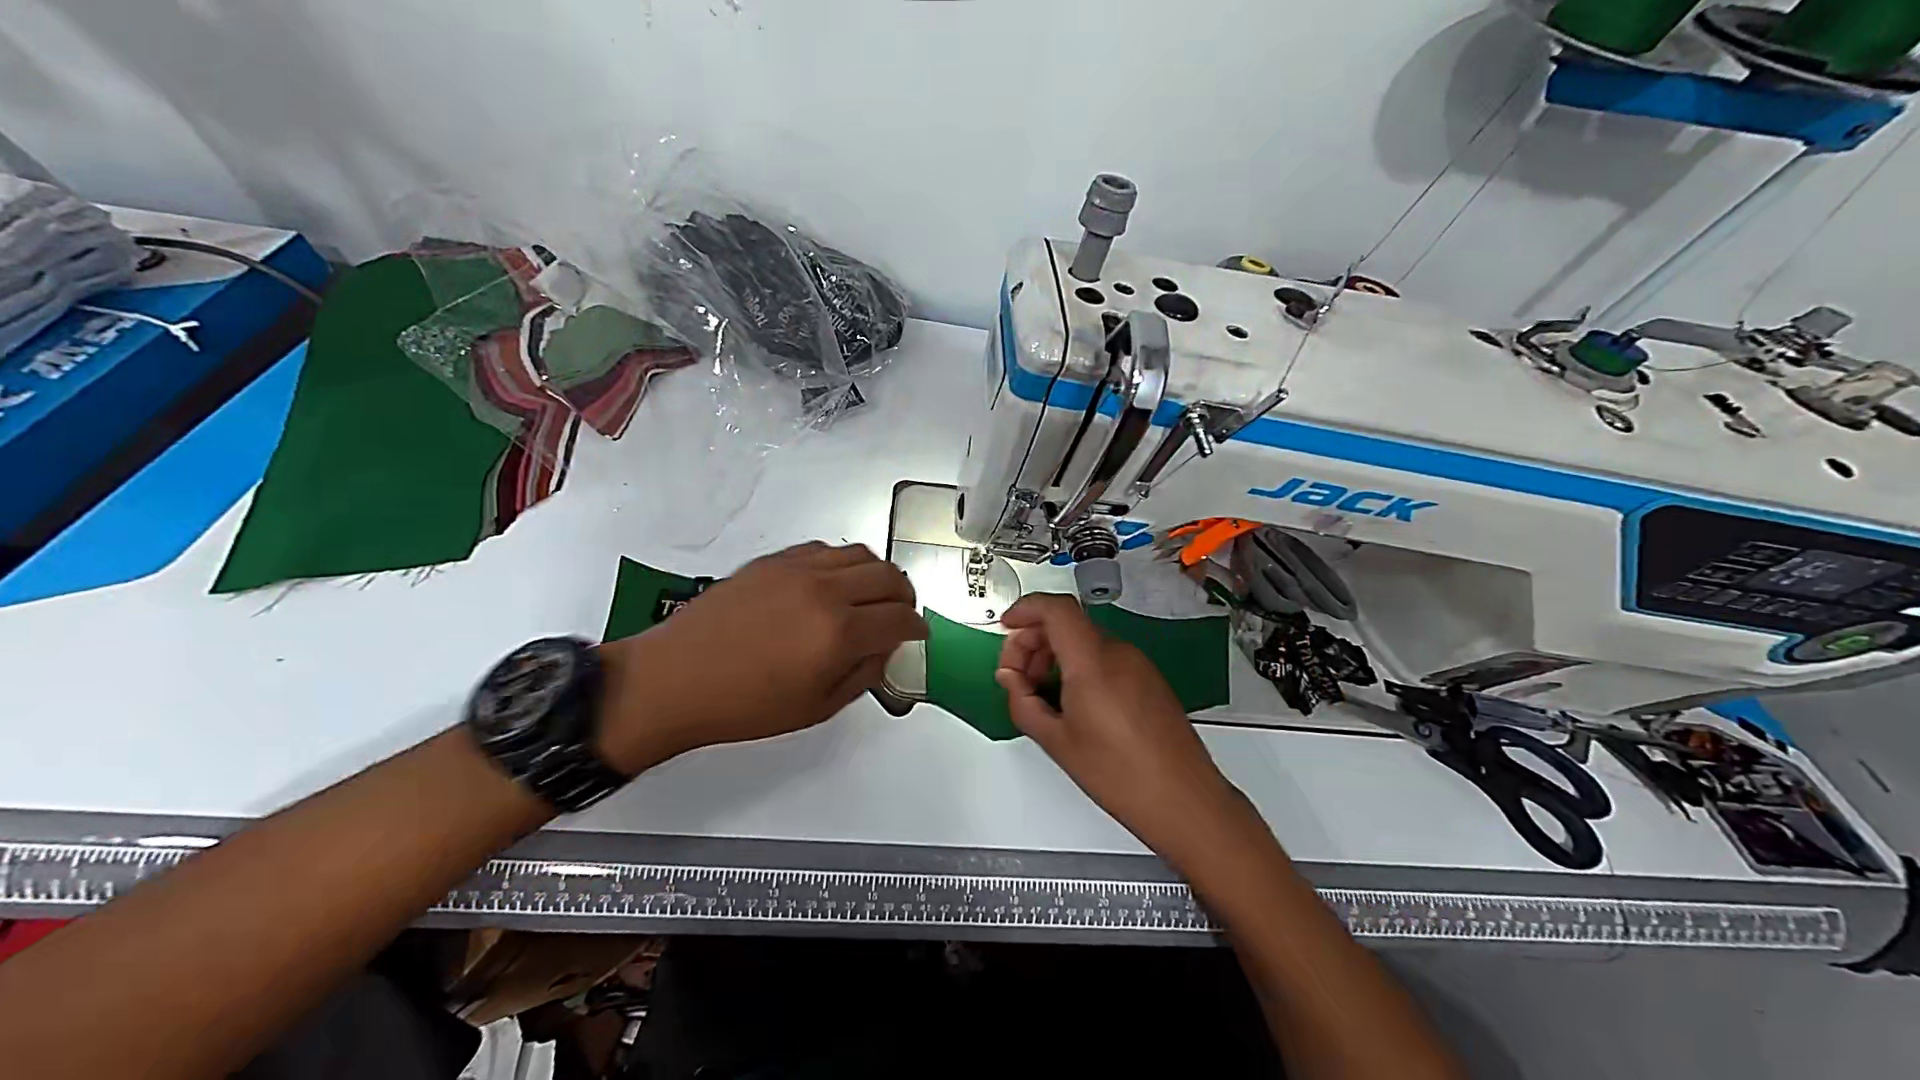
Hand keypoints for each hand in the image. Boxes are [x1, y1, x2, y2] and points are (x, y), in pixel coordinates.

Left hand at [595, 542, 926, 773]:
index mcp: (838, 634)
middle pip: (890, 576)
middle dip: (905, 596)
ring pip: (861, 553)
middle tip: (901, 613)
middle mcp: (824, 592)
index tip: (916, 632)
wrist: (676, 680)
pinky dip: (842, 562)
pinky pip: (825, 548)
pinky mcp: (773, 560)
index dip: (916, 627)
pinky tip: (834, 583)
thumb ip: (862, 675)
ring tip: (872, 594)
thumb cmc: (739, 703)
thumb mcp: (817, 707)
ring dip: (877, 574)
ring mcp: (797, 569)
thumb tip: (882, 652)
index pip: (900, 618)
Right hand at [995, 594, 1261, 867]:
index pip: (1055, 609)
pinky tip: (1069, 701)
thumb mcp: (1057, 741)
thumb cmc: (1125, 776)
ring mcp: (1137, 664)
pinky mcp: (1147, 677)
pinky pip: (1104, 656)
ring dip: (1055, 656)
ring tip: (1041, 694)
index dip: (1025, 610)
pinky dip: (1078, 666)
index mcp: (1093, 662)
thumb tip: (1010, 680)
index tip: (1008, 626)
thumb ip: (1022, 702)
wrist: (1182, 799)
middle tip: (1017, 675)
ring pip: (1084, 640)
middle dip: (1034, 642)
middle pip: (1067, 623)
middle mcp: (1119, 653)